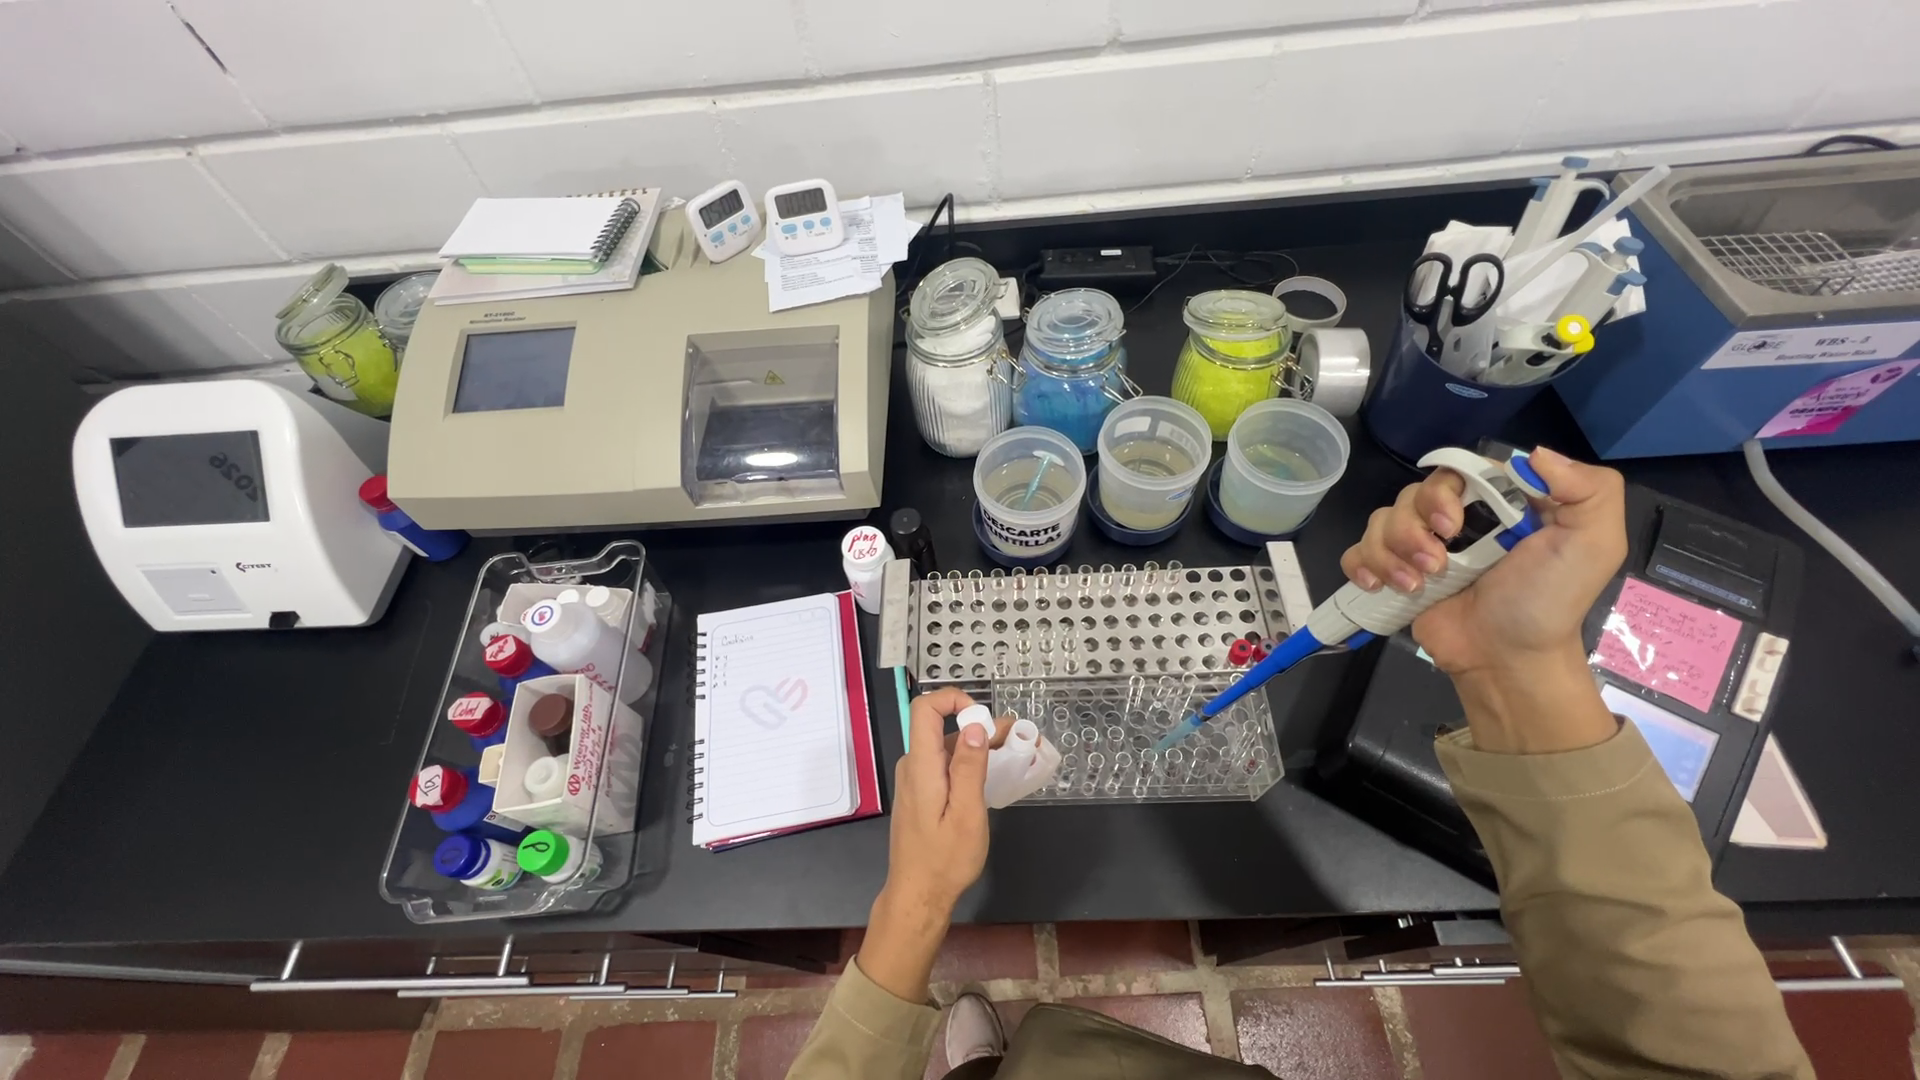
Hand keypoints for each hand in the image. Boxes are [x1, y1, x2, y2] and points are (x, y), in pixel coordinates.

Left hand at [859, 687, 993, 1001]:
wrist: (918, 896)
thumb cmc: (945, 859)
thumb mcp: (967, 813)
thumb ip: (969, 767)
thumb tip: (973, 726)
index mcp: (921, 766)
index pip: (925, 709)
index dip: (953, 699)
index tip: (984, 716)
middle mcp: (914, 766)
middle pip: (941, 727)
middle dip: (979, 726)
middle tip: (1017, 738)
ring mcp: (916, 779)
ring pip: (946, 747)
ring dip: (978, 745)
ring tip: (1014, 754)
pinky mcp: (922, 793)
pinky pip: (945, 765)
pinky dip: (969, 762)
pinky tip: (993, 774)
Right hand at [1339, 446, 1625, 751]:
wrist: (1505, 659)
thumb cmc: (1546, 602)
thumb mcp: (1593, 544)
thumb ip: (1589, 490)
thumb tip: (1536, 454)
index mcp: (1496, 505)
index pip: (1454, 471)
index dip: (1442, 490)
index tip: (1451, 522)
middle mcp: (1455, 520)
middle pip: (1409, 495)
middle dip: (1412, 529)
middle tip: (1437, 563)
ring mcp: (1418, 547)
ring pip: (1379, 522)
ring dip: (1390, 554)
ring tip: (1416, 585)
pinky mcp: (1392, 574)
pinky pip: (1357, 552)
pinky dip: (1361, 566)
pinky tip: (1379, 586)